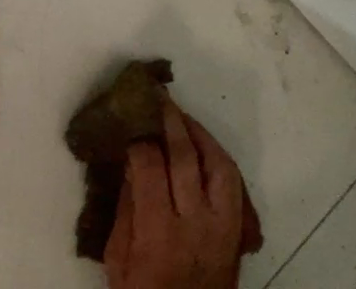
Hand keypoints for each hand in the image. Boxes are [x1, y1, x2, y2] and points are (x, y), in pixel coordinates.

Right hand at [105, 101, 246, 288]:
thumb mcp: (119, 259)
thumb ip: (126, 209)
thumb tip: (130, 164)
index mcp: (159, 231)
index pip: (150, 165)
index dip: (138, 138)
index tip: (127, 121)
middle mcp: (196, 222)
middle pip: (186, 157)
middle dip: (169, 121)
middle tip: (155, 96)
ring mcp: (223, 226)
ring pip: (219, 165)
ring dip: (200, 134)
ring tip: (180, 116)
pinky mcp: (237, 231)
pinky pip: (233, 183)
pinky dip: (218, 156)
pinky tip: (202, 145)